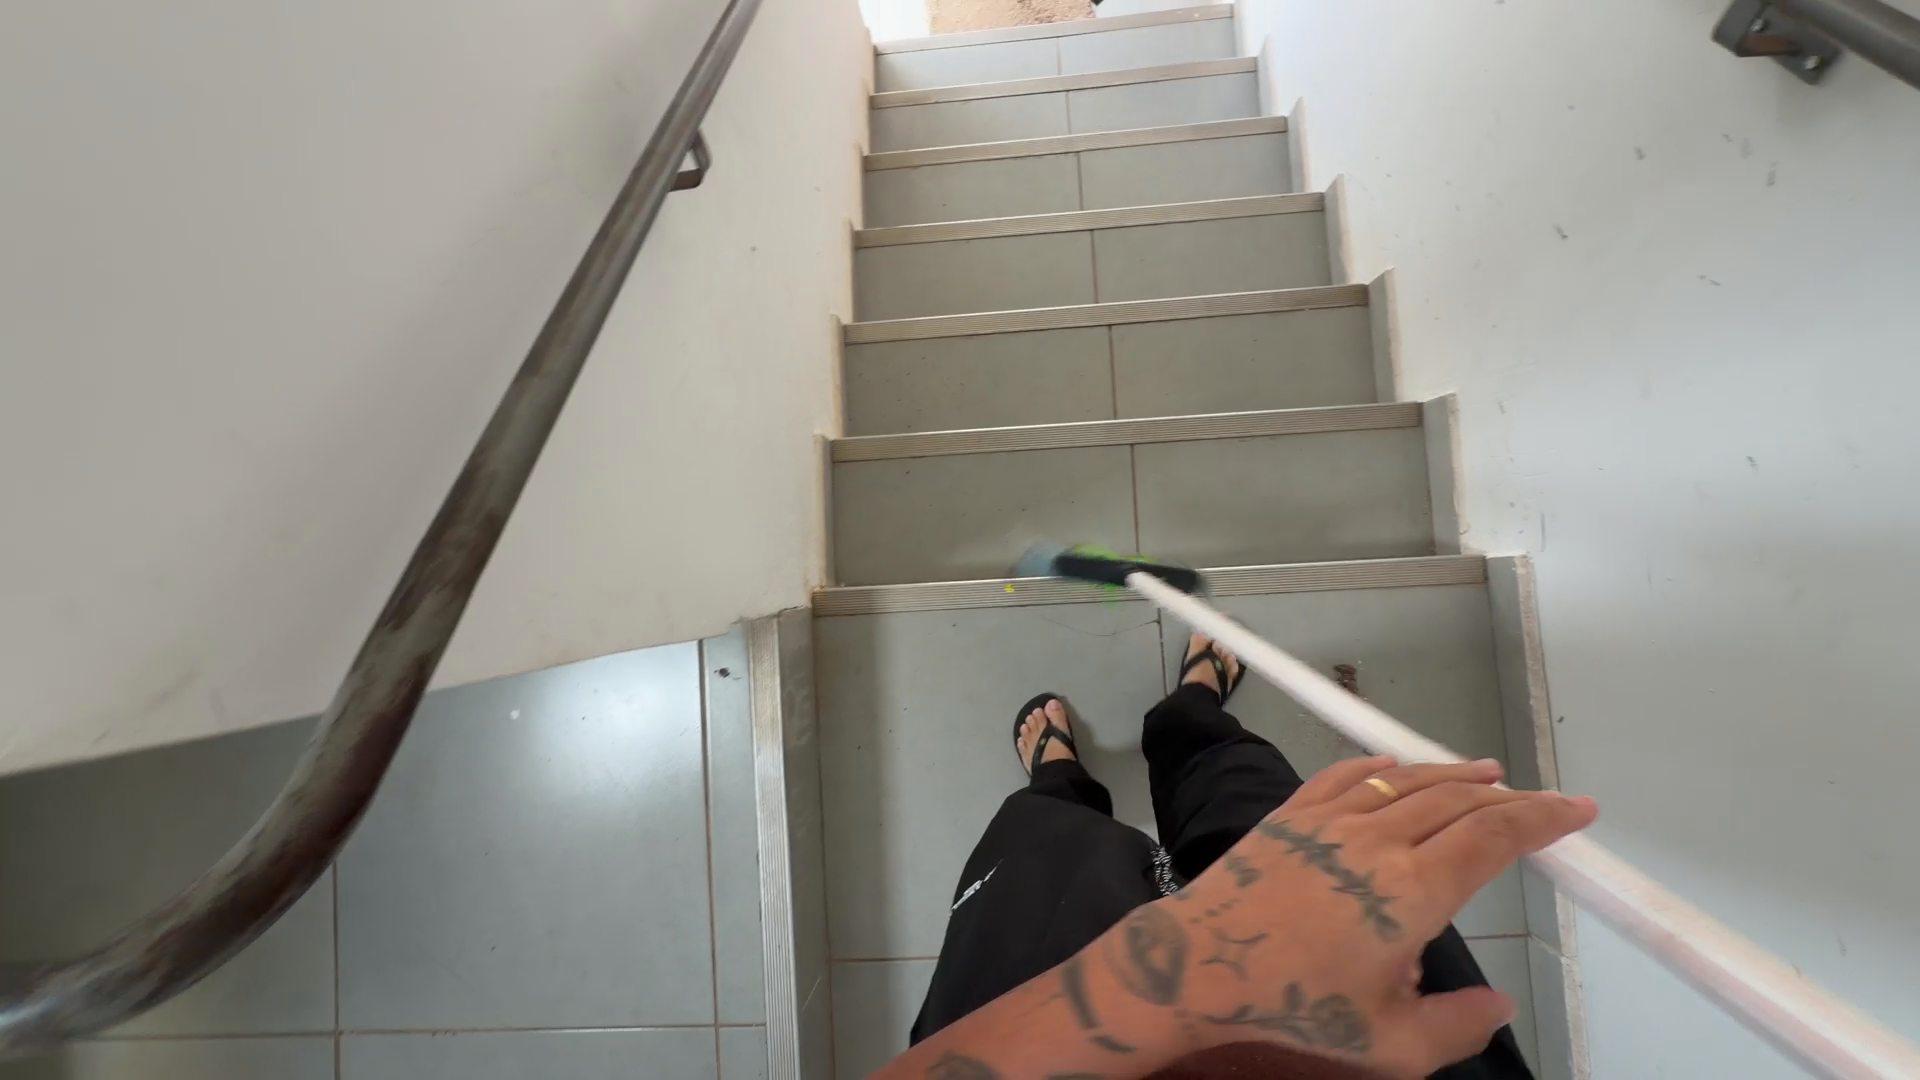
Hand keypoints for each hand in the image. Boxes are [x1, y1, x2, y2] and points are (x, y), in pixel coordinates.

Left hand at [1086, 756, 1596, 1078]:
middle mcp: (1375, 840)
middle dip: (1507, 796)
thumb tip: (1500, 1002)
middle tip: (1540, 797)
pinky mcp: (1290, 812)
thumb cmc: (1296, 1002)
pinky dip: (1375, 765)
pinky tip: (1391, 764)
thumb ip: (1458, 1024)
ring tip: (1484, 771)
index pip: (1492, 838)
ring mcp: (1327, 818)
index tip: (1577, 809)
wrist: (1204, 958)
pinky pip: (1340, 775)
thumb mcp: (1393, 1042)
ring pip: (1401, 781)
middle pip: (1454, 801)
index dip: (1541, 819)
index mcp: (1412, 890)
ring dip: (1448, 773)